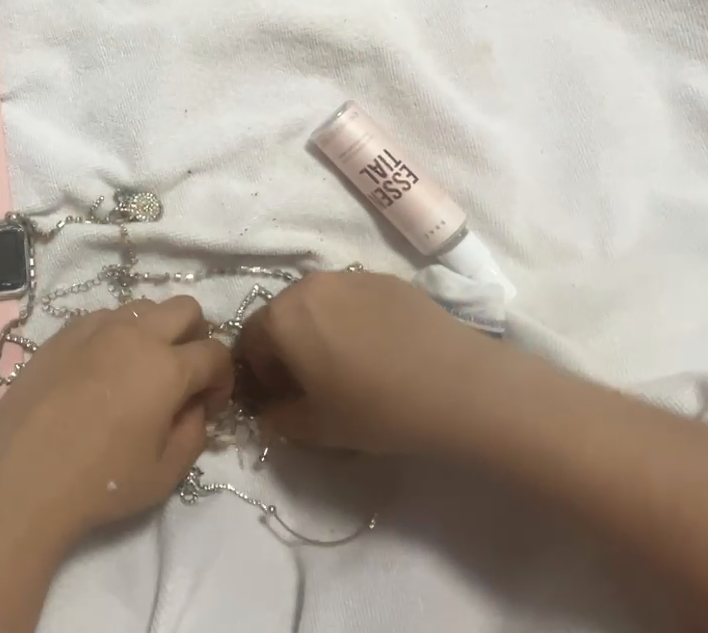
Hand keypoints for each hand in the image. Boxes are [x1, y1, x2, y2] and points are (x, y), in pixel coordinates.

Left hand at [0, 297, 234, 544]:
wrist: (19, 478)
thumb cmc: (99, 483)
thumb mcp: (165, 474)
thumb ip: (194, 432)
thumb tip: (195, 406)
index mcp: (167, 367)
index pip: (215, 352)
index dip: (222, 379)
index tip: (209, 406)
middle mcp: (135, 334)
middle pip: (185, 308)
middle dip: (196, 337)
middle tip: (182, 376)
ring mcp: (95, 328)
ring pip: (142, 307)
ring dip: (154, 331)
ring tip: (138, 371)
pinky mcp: (62, 333)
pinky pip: (103, 318)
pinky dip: (115, 335)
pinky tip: (100, 371)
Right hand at [235, 267, 501, 454]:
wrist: (458, 386)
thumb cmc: (376, 410)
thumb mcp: (317, 429)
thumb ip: (280, 419)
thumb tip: (273, 410)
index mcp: (282, 318)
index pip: (249, 341)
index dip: (260, 374)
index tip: (285, 400)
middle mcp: (309, 286)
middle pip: (282, 316)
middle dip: (288, 348)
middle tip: (315, 384)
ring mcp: (350, 276)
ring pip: (318, 304)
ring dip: (320, 330)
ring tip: (351, 365)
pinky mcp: (385, 278)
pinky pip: (353, 298)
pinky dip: (353, 320)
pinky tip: (382, 350)